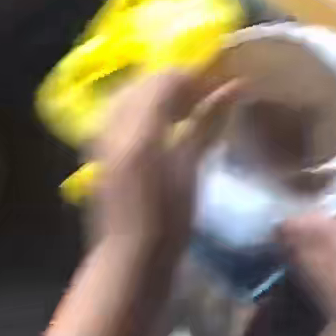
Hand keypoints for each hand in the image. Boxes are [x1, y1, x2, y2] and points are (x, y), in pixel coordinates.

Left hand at [92, 72, 237, 266]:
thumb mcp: (192, 167)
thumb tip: (237, 85)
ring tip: (186, 110)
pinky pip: (120, 109)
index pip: (165, 80)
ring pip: (129, 93)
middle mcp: (114, 126)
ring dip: (158, 93)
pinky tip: (163, 125)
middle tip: (205, 96)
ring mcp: (101, 136)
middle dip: (175, 82)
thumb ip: (208, 121)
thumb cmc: (170, 219)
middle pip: (143, 82)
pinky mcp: (98, 148)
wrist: (129, 258)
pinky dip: (143, 107)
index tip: (220, 86)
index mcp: (140, 132)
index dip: (195, 77)